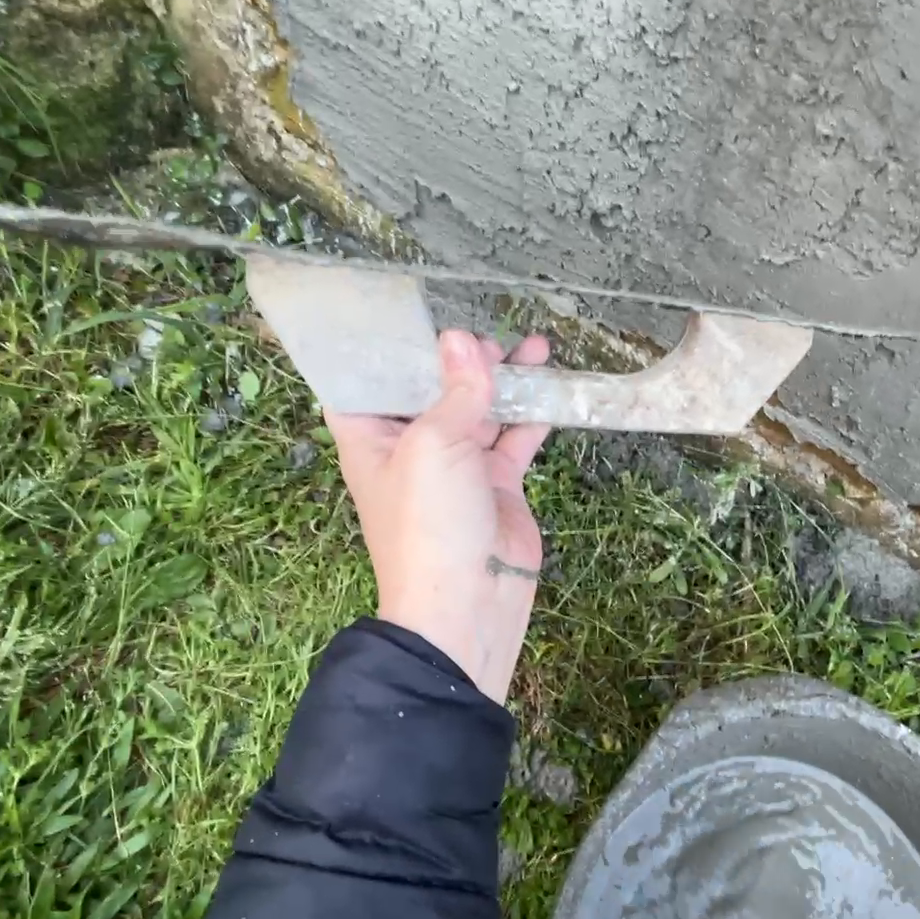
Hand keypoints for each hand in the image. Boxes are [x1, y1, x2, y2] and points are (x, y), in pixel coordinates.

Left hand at [323, 330, 551, 705]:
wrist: (469, 604)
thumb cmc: (430, 522)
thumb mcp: (435, 446)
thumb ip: (455, 391)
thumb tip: (462, 339)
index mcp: (372, 437)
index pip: (367, 382)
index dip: (386, 349)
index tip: (413, 314)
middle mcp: (411, 447)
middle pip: (432, 389)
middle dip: (458, 359)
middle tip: (487, 337)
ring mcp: (456, 467)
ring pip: (479, 410)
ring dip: (503, 381)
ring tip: (531, 347)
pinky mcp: (495, 483)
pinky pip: (514, 438)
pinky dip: (532, 413)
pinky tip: (552, 385)